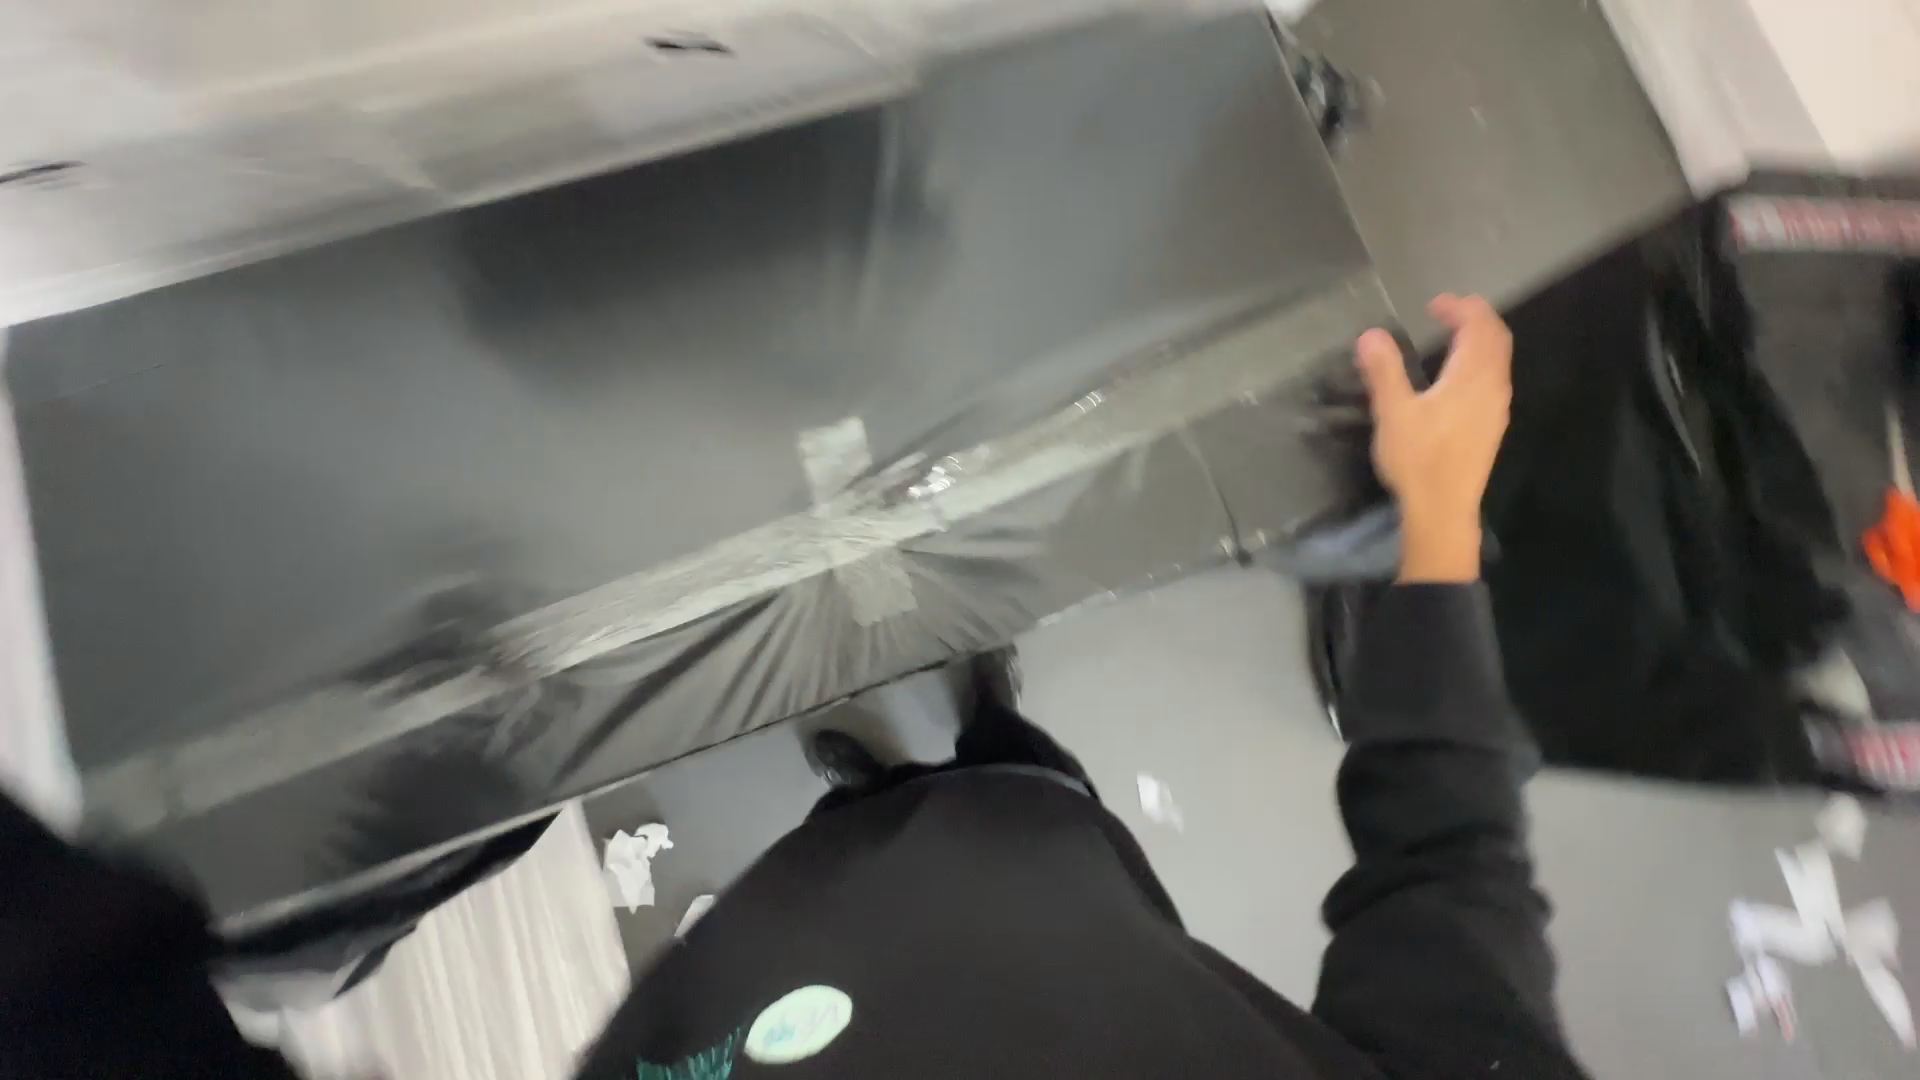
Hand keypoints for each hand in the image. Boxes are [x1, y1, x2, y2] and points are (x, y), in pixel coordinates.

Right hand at [1356, 294, 1512, 583]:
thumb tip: (1371, 335)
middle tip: (1450, 311)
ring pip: (1497, 362)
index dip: (1461, 309)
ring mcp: (1495, 410)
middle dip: (1476, 320)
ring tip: (1455, 339)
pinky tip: (1457, 380)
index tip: (1435, 303)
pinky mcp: (1490, 428)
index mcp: (1471, 378)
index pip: (1478, 328)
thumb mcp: (1392, 413)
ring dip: (1480, 342)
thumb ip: (1383, 371)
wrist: (1442, 508)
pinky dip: (1479, 365)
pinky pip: (1492, 382)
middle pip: (1496, 341)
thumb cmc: (1417, 458)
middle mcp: (1492, 388)